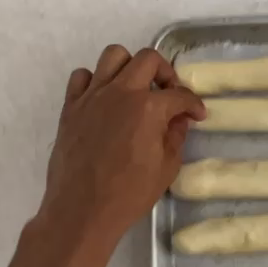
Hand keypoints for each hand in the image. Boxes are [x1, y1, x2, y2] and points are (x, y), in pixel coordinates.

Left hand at [37, 46, 204, 244]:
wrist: (81, 210)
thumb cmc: (128, 194)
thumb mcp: (166, 168)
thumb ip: (174, 137)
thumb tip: (177, 121)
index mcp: (148, 107)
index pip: (179, 95)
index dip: (193, 104)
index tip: (196, 114)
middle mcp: (120, 92)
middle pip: (148, 59)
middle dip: (165, 73)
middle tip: (168, 93)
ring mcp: (92, 96)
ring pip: (113, 56)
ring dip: (130, 67)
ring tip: (135, 89)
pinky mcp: (70, 106)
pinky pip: (82, 77)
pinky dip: (95, 81)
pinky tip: (104, 99)